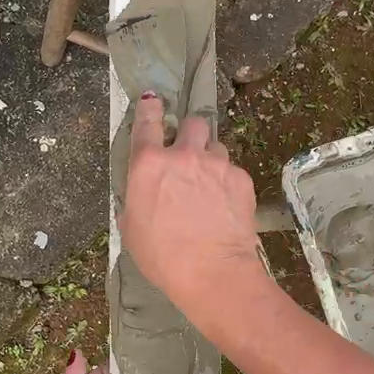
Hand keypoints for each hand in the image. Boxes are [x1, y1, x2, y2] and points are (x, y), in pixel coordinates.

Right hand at [119, 93, 263, 313]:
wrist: (212, 272)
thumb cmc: (161, 256)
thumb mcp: (131, 228)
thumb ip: (135, 200)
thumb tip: (141, 195)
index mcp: (149, 164)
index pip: (147, 122)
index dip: (149, 108)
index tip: (152, 100)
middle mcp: (184, 155)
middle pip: (193, 123)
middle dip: (191, 134)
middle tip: (189, 155)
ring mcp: (217, 164)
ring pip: (216, 147)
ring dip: (211, 160)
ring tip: (209, 187)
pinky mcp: (242, 179)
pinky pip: (233, 171)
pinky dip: (228, 183)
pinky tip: (225, 206)